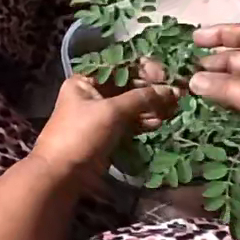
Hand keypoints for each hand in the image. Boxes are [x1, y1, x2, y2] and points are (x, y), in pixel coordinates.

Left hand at [30, 76, 178, 184]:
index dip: (144, 69)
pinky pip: (131, 122)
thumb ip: (141, 98)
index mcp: (86, 81)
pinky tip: (160, 122)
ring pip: (132, 105)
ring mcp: (101, 114)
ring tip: (173, 110)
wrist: (62, 173)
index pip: (120, 66)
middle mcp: (93, 94)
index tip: (166, 76)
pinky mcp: (109, 133)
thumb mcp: (111, 111)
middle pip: (128, 85)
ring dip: (152, 106)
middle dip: (152, 90)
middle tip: (177, 95)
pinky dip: (145, 121)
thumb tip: (171, 90)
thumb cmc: (81, 134)